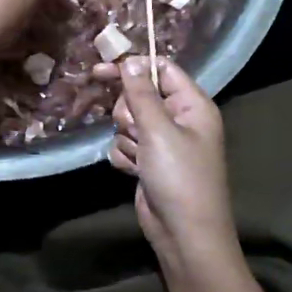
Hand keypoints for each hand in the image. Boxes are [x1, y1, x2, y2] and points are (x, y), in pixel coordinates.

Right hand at [107, 57, 234, 267]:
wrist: (183, 230)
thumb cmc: (179, 176)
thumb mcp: (158, 130)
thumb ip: (141, 94)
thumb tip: (130, 61)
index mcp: (192, 106)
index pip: (161, 70)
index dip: (132, 67)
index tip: (99, 71)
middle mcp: (178, 120)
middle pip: (138, 96)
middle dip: (128, 113)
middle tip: (135, 130)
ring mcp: (162, 142)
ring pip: (127, 123)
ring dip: (126, 139)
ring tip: (141, 158)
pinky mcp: (147, 161)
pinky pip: (124, 145)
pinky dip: (124, 156)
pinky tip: (134, 171)